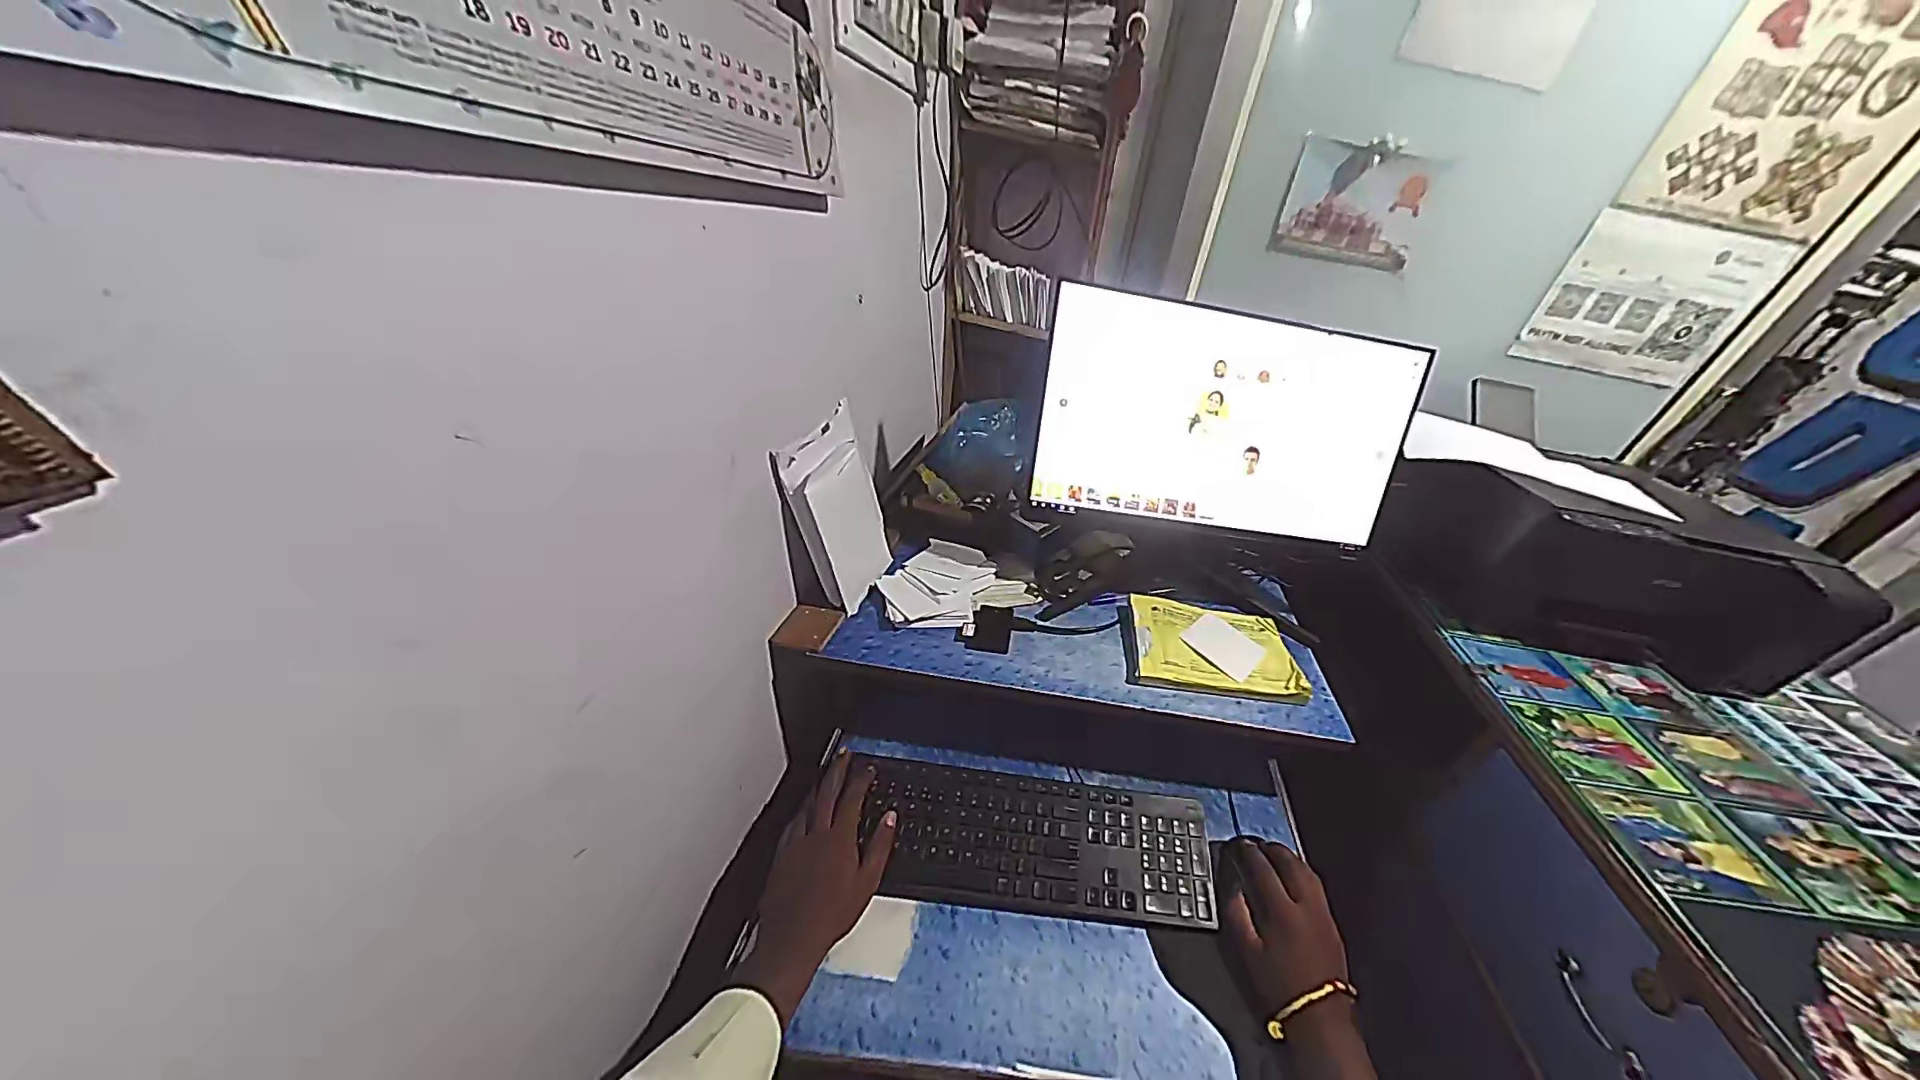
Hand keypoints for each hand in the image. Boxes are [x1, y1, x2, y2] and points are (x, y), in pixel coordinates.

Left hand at [734, 751, 896, 1025]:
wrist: (792, 937)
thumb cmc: (831, 915)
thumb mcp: (867, 882)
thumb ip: (880, 845)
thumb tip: (890, 819)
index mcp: (839, 839)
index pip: (852, 798)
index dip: (860, 779)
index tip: (867, 769)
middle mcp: (816, 834)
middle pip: (827, 791)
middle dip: (837, 768)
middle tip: (844, 755)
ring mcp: (796, 841)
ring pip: (808, 802)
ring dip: (819, 784)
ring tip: (827, 773)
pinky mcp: (782, 852)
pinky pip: (794, 819)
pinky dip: (803, 806)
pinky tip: (805, 807)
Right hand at [1221, 839, 1350, 1026]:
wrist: (1319, 1018)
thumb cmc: (1276, 985)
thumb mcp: (1244, 950)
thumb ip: (1236, 912)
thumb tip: (1232, 885)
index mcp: (1281, 910)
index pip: (1261, 867)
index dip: (1246, 852)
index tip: (1235, 845)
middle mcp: (1306, 905)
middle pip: (1288, 862)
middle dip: (1268, 849)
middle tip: (1252, 845)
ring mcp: (1323, 913)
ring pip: (1306, 871)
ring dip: (1287, 857)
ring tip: (1271, 853)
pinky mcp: (1332, 924)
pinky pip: (1316, 885)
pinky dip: (1300, 871)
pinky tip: (1292, 876)